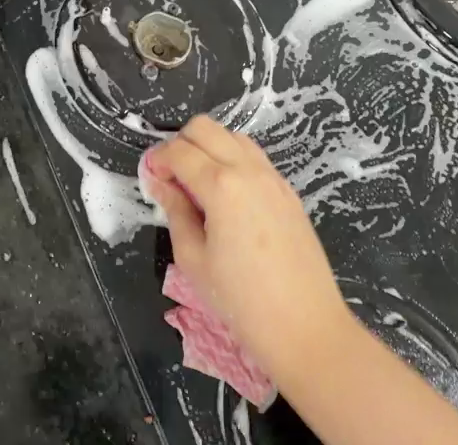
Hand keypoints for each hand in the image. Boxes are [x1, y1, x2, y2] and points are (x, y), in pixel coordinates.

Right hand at [143, 117, 357, 371]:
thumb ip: (174, 211)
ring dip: (208, 148)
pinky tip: (227, 196)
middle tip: (171, 177)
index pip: (178, 150)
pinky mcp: (289, 192)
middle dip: (180, 144)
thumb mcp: (193, 258)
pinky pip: (254, 158)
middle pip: (205, 128)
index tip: (150, 179)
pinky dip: (232, 161)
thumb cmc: (241, 300)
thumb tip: (161, 184)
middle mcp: (248, 171)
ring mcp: (273, 179)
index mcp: (221, 186)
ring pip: (232, 136)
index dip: (157, 160)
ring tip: (198, 184)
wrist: (307, 329)